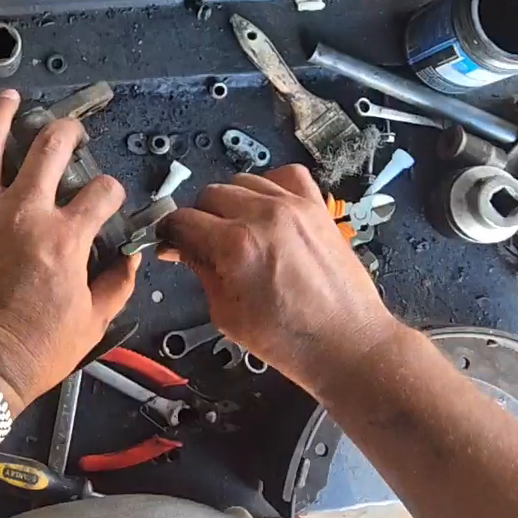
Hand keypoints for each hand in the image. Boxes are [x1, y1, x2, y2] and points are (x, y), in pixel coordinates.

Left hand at [0, 90, 138, 409]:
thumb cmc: (35, 349)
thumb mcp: (92, 323)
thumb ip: (118, 285)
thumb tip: (131, 259)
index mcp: (64, 235)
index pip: (101, 193)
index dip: (112, 191)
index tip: (109, 198)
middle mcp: (23, 210)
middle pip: (50, 148)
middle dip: (67, 132)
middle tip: (70, 130)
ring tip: (7, 99)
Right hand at [159, 165, 397, 389]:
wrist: (346, 343)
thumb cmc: (288, 339)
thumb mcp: (226, 313)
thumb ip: (200, 270)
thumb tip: (180, 248)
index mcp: (235, 245)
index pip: (183, 219)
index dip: (170, 234)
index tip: (171, 243)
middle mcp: (263, 215)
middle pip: (209, 194)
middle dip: (200, 219)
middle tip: (205, 244)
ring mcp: (293, 205)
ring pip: (242, 181)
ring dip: (232, 202)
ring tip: (238, 229)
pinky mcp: (317, 206)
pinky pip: (286, 175)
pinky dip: (270, 185)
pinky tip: (268, 209)